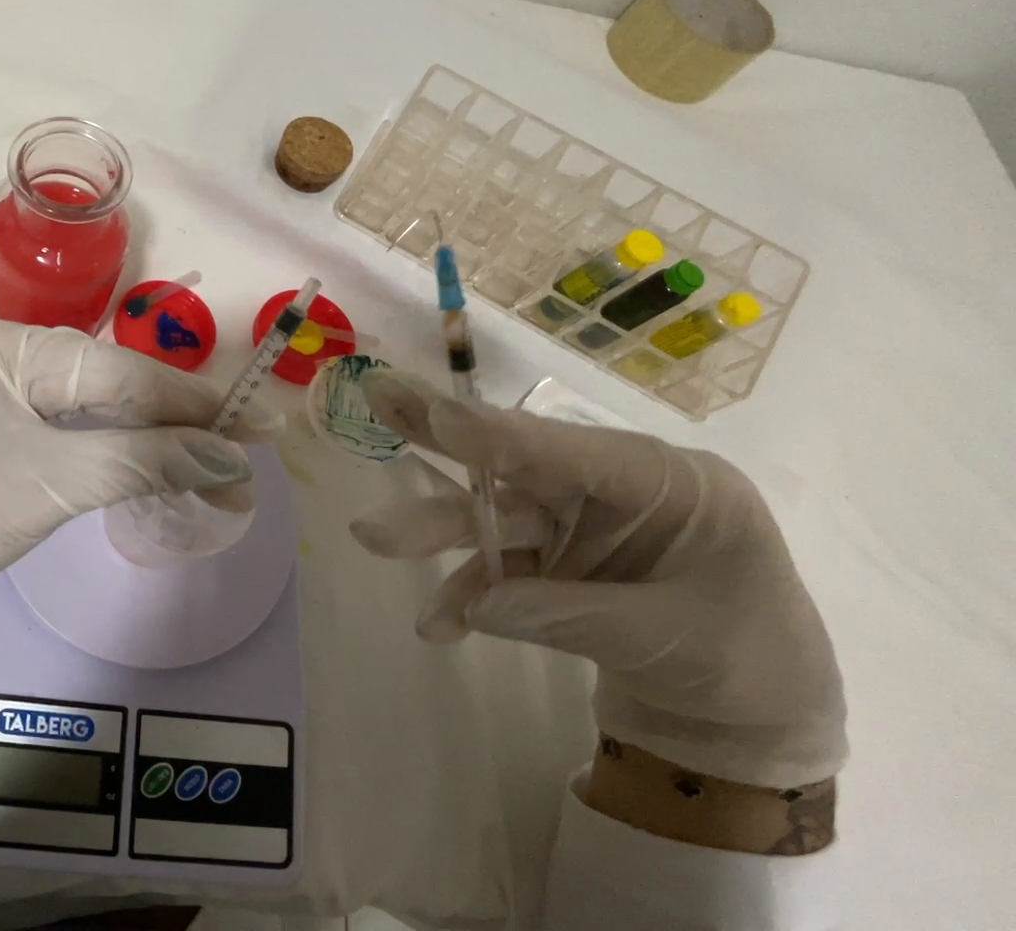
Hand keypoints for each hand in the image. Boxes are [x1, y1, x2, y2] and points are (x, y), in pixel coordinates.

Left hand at [0, 314, 281, 683]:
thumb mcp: (50, 484)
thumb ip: (140, 460)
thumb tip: (226, 457)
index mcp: (5, 342)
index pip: (120, 370)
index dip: (193, 403)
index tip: (259, 425)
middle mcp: (2, 349)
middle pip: (111, 383)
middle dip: (177, 424)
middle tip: (242, 455)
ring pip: (95, 405)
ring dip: (151, 439)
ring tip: (211, 466)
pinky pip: (68, 424)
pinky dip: (113, 448)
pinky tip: (153, 463)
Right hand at [351, 371, 845, 790]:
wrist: (749, 728)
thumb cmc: (744, 666)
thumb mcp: (668, 639)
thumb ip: (568, 614)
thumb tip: (477, 605)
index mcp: (671, 484)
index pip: (572, 451)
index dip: (499, 433)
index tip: (436, 411)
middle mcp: (614, 491)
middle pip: (519, 462)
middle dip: (446, 440)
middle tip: (379, 395)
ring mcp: (578, 526)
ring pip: (495, 515)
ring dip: (438, 530)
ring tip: (373, 538)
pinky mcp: (553, 563)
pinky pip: (497, 569)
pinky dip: (467, 595)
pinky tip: (440, 624)